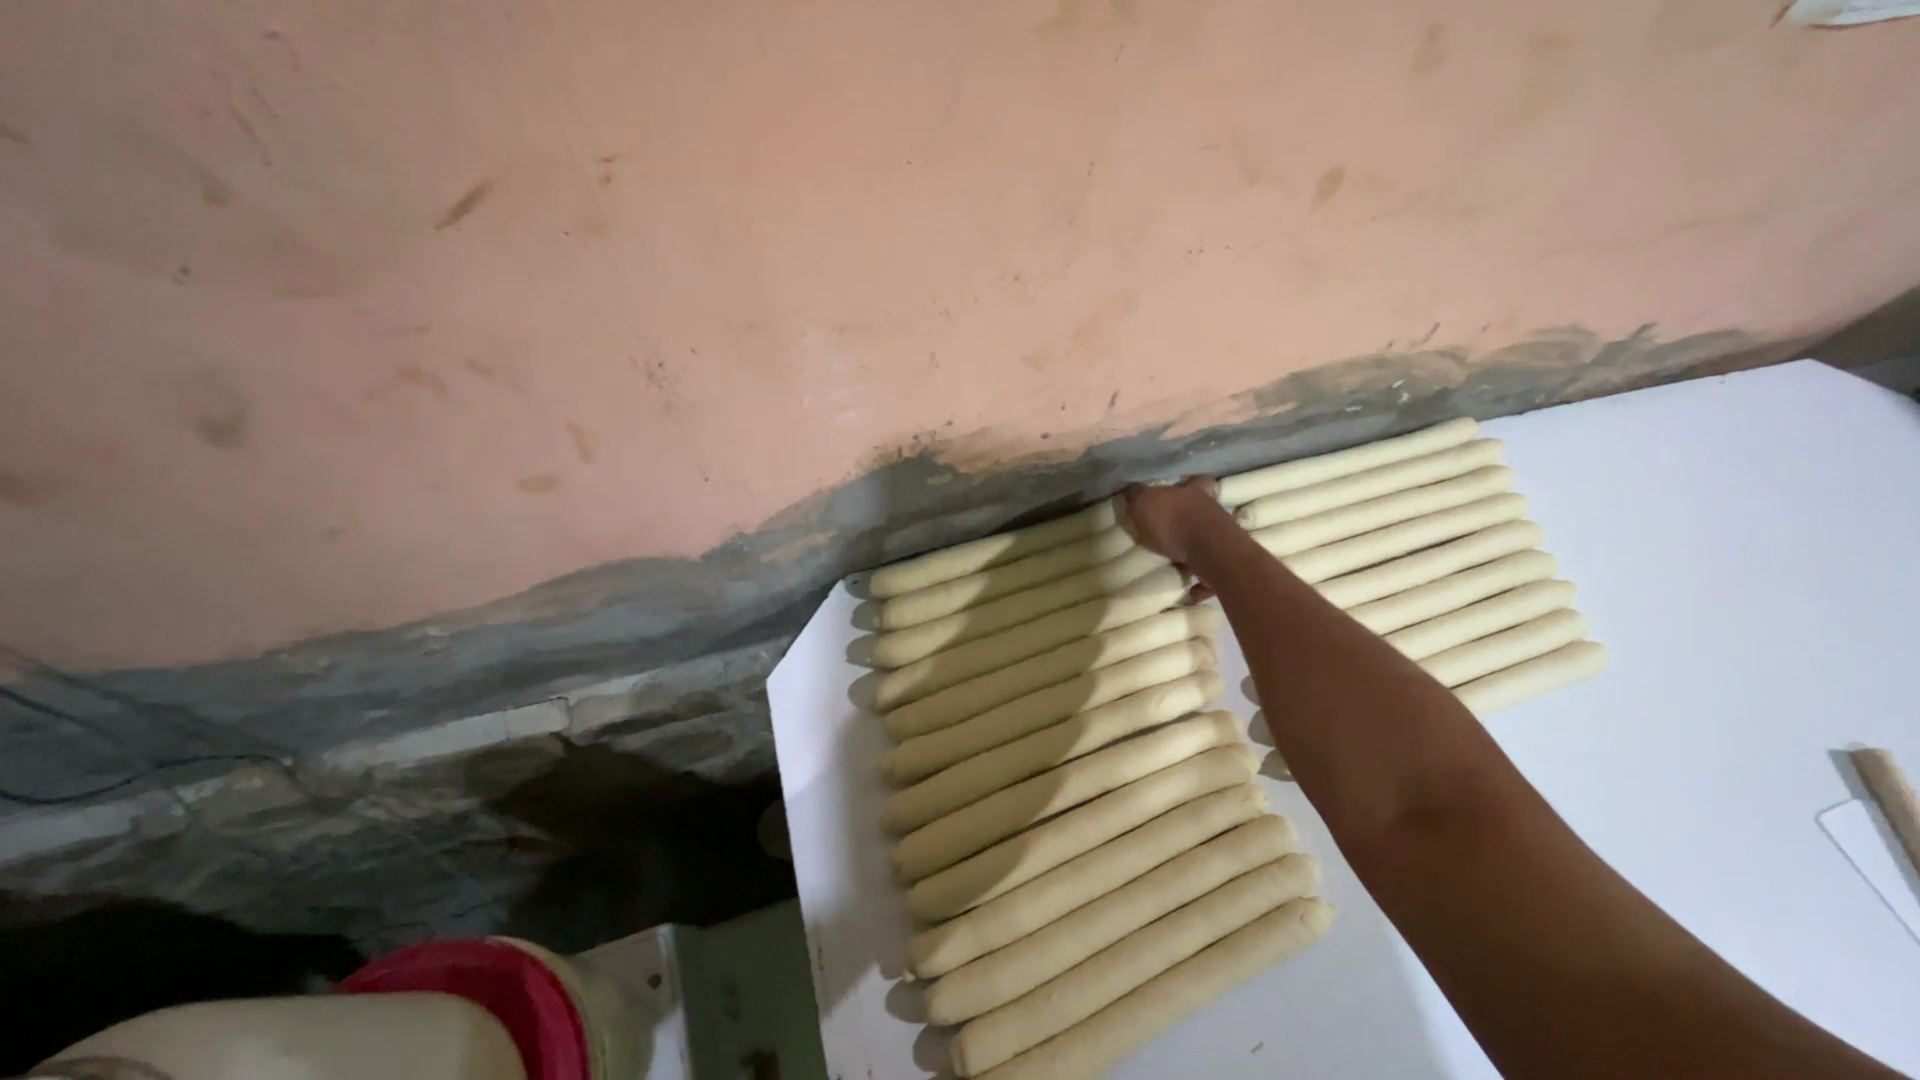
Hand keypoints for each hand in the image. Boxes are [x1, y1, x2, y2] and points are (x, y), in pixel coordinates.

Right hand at [1116, 478, 1230, 598]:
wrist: (1208, 551)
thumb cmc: (1173, 521)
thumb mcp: (1144, 503)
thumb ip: (1135, 496)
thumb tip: (1128, 489)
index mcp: (1193, 490)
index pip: (1195, 480)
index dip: (1188, 485)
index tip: (1179, 493)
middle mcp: (1211, 510)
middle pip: (1201, 511)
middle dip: (1188, 521)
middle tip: (1169, 535)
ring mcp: (1223, 536)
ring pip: (1207, 541)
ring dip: (1194, 550)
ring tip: (1174, 564)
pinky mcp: (1226, 562)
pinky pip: (1210, 571)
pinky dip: (1200, 581)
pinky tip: (1187, 591)